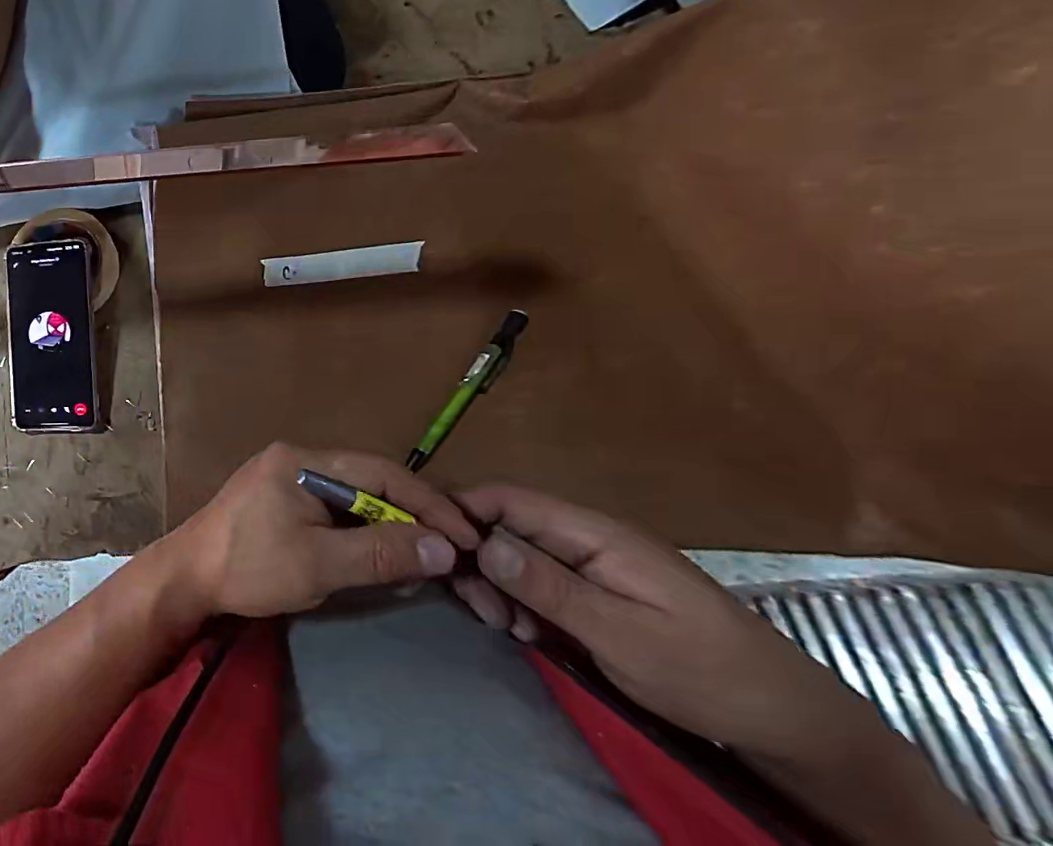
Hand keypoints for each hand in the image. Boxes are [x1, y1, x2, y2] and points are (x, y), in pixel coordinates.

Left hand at [165, 443, 483, 618]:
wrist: (186, 578)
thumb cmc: (249, 567)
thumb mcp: (319, 564)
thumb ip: (380, 553)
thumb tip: (445, 549)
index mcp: (303, 461)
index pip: (381, 473)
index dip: (428, 504)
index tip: (467, 536)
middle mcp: (295, 459)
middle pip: (368, 481)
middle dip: (411, 514)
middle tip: (451, 548)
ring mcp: (284, 478)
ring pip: (351, 496)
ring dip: (386, 524)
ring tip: (423, 555)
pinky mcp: (277, 500)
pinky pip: (331, 508)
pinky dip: (358, 529)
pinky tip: (377, 552)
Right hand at [450, 485, 873, 761]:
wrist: (788, 721)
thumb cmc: (707, 673)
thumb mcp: (622, 635)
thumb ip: (549, 587)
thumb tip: (481, 542)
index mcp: (595, 534)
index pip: (508, 499)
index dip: (463, 512)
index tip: (433, 550)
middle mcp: (586, 539)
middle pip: (505, 526)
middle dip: (476, 560)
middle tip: (478, 611)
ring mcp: (590, 565)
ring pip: (515, 556)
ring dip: (496, 586)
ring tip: (504, 627)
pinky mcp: (593, 591)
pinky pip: (537, 582)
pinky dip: (519, 602)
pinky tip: (524, 630)